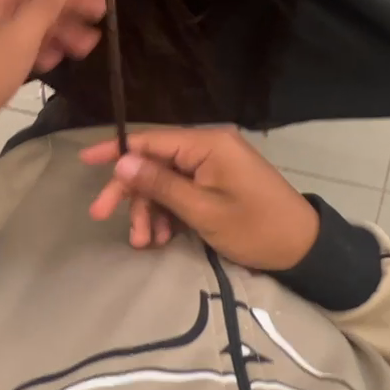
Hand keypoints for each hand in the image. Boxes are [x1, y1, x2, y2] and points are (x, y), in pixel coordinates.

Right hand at [80, 128, 318, 270]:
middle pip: (153, 163)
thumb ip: (160, 184)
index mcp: (207, 144)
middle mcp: (207, 147)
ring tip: (146, 243)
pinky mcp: (217, 183)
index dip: (116, 150)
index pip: (150, 140)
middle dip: (131, 193)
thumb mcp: (202, 211)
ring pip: (164, 182)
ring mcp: (213, 166)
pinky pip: (181, 192)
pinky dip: (168, 214)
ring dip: (150, 211)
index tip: (85, 161)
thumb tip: (121, 163)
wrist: (304, 249)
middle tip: (104, 218)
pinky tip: (162, 239)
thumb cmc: (255, 228)